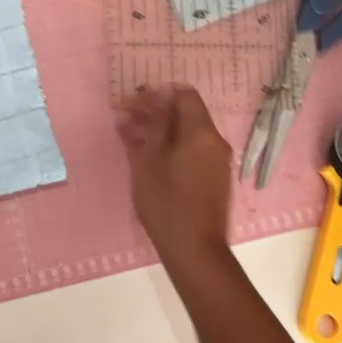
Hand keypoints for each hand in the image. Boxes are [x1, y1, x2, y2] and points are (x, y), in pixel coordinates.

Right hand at [115, 84, 234, 268]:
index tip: (132, 101)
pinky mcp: (214, 178)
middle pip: (185, 113)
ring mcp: (217, 161)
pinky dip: (171, 146)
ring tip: (130, 137)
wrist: (194, 248)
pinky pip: (192, 150)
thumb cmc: (166, 201)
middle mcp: (215, 141)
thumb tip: (152, 99)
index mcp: (201, 132)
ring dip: (160, 130)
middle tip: (124, 118)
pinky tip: (147, 157)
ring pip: (187, 133)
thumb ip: (152, 125)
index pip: (184, 94)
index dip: (157, 93)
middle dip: (154, 111)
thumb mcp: (150, 159)